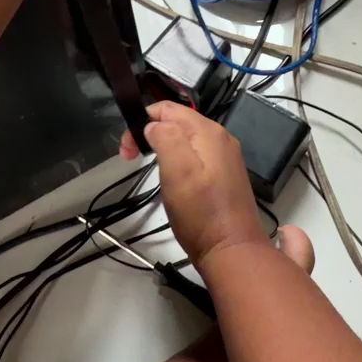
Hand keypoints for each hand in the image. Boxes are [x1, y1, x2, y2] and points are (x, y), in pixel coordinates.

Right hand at [141, 102, 265, 268]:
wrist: (233, 253)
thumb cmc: (202, 213)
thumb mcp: (178, 170)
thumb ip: (165, 137)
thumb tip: (153, 126)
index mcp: (208, 132)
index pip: (166, 108)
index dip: (142, 122)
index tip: (128, 151)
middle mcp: (220, 138)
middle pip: (176, 121)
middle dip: (151, 134)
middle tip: (132, 160)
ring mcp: (225, 157)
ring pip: (185, 138)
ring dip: (162, 147)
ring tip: (151, 171)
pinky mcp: (225, 174)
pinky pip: (195, 155)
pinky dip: (178, 160)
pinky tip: (172, 179)